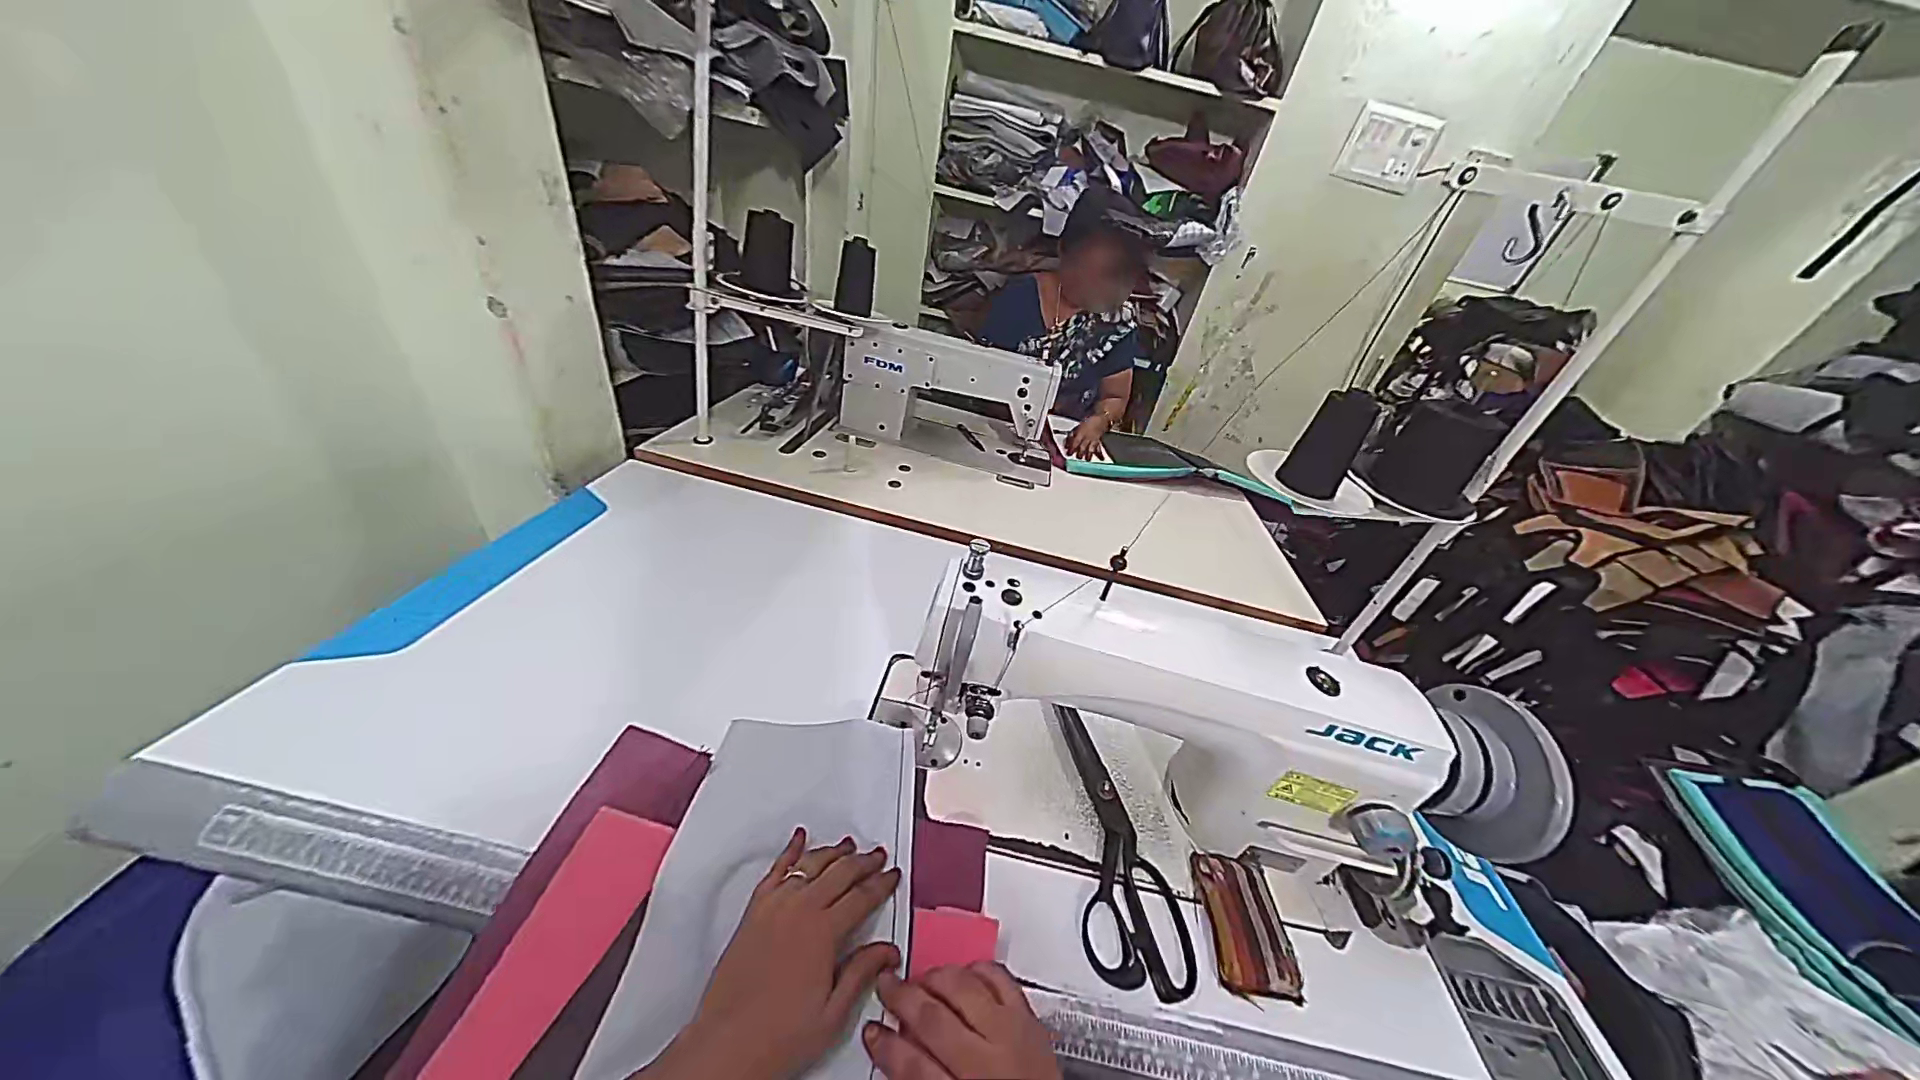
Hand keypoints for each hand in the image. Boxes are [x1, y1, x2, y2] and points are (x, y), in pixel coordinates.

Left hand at [643, 829, 902, 1079]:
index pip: (862, 897)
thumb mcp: (832, 1015)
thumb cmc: (776, 1038)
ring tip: (848, 846)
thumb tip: (887, 950)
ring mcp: (774, 907)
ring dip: (833, 852)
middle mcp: (799, 911)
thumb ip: (862, 973)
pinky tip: (798, 839)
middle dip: (864, 862)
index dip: (881, 884)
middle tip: (878, 857)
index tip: (892, 876)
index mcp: (823, 933)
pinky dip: (790, 851)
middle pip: (840, 873)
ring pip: (811, 864)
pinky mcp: (754, 911)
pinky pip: (776, 870)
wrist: (725, 1048)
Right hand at [863, 963, 1061, 1079]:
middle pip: (935, 1019)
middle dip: (904, 998)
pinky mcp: (1032, 1021)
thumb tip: (900, 1054)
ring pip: (965, 989)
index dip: (888, 1047)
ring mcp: (1013, 1037)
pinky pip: (1000, 980)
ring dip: (936, 978)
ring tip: (921, 978)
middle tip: (887, 986)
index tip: (873, 1031)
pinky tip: (964, 972)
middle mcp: (989, 1065)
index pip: (915, 1069)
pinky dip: (978, 970)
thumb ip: (927, 1079)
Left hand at [1065, 414, 1111, 458]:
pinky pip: (1099, 448)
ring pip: (1091, 449)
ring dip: (1089, 455)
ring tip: (1087, 459)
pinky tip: (1102, 459)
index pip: (1075, 442)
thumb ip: (1071, 436)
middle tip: (1078, 457)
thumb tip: (1065, 445)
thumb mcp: (1077, 427)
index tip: (1068, 453)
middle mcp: (1087, 438)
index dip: (1071, 448)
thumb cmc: (1088, 422)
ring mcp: (1094, 440)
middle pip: (1083, 447)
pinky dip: (1100, 454)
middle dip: (1080, 454)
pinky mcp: (1099, 442)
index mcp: (1081, 433)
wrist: (1101, 418)